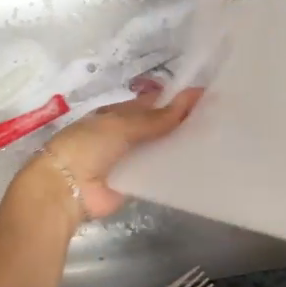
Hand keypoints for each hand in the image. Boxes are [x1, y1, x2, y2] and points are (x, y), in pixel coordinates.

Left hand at [25, 88, 201, 220]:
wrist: (66, 188)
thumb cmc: (88, 146)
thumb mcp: (122, 125)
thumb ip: (156, 117)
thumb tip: (191, 98)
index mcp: (117, 113)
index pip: (152, 103)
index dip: (176, 100)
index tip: (207, 98)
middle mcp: (125, 135)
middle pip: (158, 127)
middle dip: (182, 124)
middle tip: (219, 121)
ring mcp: (130, 159)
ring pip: (161, 150)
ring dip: (181, 147)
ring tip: (217, 142)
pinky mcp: (135, 183)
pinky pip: (158, 174)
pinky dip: (174, 171)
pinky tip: (200, 167)